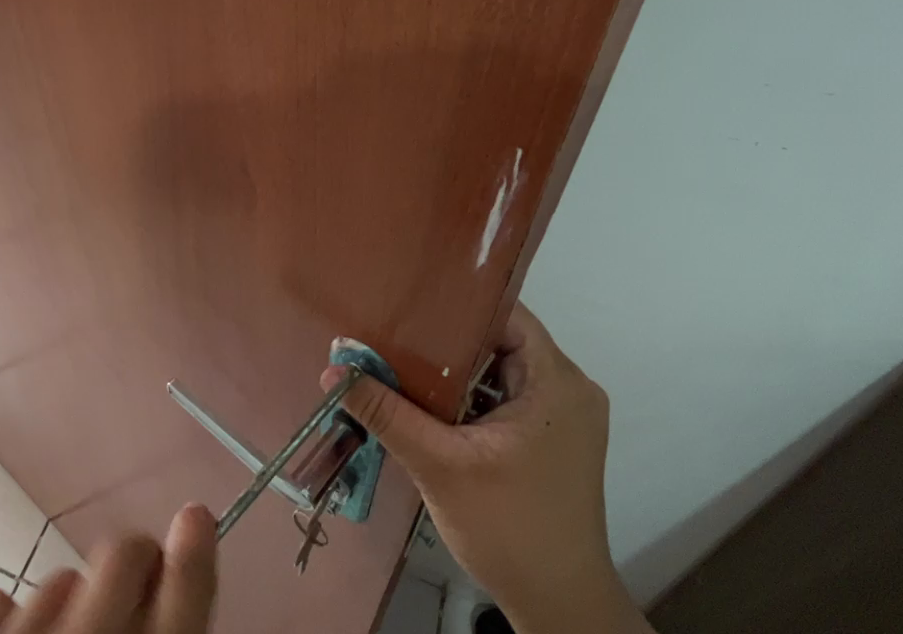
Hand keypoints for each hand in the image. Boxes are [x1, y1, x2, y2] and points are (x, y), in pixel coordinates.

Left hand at [0, 504, 217, 633]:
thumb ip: (165, 626)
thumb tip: (171, 584)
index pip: (184, 602)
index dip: (195, 554)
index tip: (195, 515)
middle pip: (122, 556)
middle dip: (130, 563)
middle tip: (126, 589)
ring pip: (58, 580)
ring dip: (63, 608)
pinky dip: (2, 622)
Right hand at [323, 304, 650, 633]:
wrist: (558, 604)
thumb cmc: (508, 527)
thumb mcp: (438, 464)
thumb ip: (386, 413)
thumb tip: (332, 371)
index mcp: (558, 382)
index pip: (507, 314)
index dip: (457, 302)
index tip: (408, 299)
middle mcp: (570, 390)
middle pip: (501, 341)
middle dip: (445, 339)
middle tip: (392, 330)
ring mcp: (565, 418)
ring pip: (501, 372)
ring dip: (454, 372)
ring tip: (400, 360)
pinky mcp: (554, 441)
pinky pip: (507, 398)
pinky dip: (470, 398)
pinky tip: (428, 403)